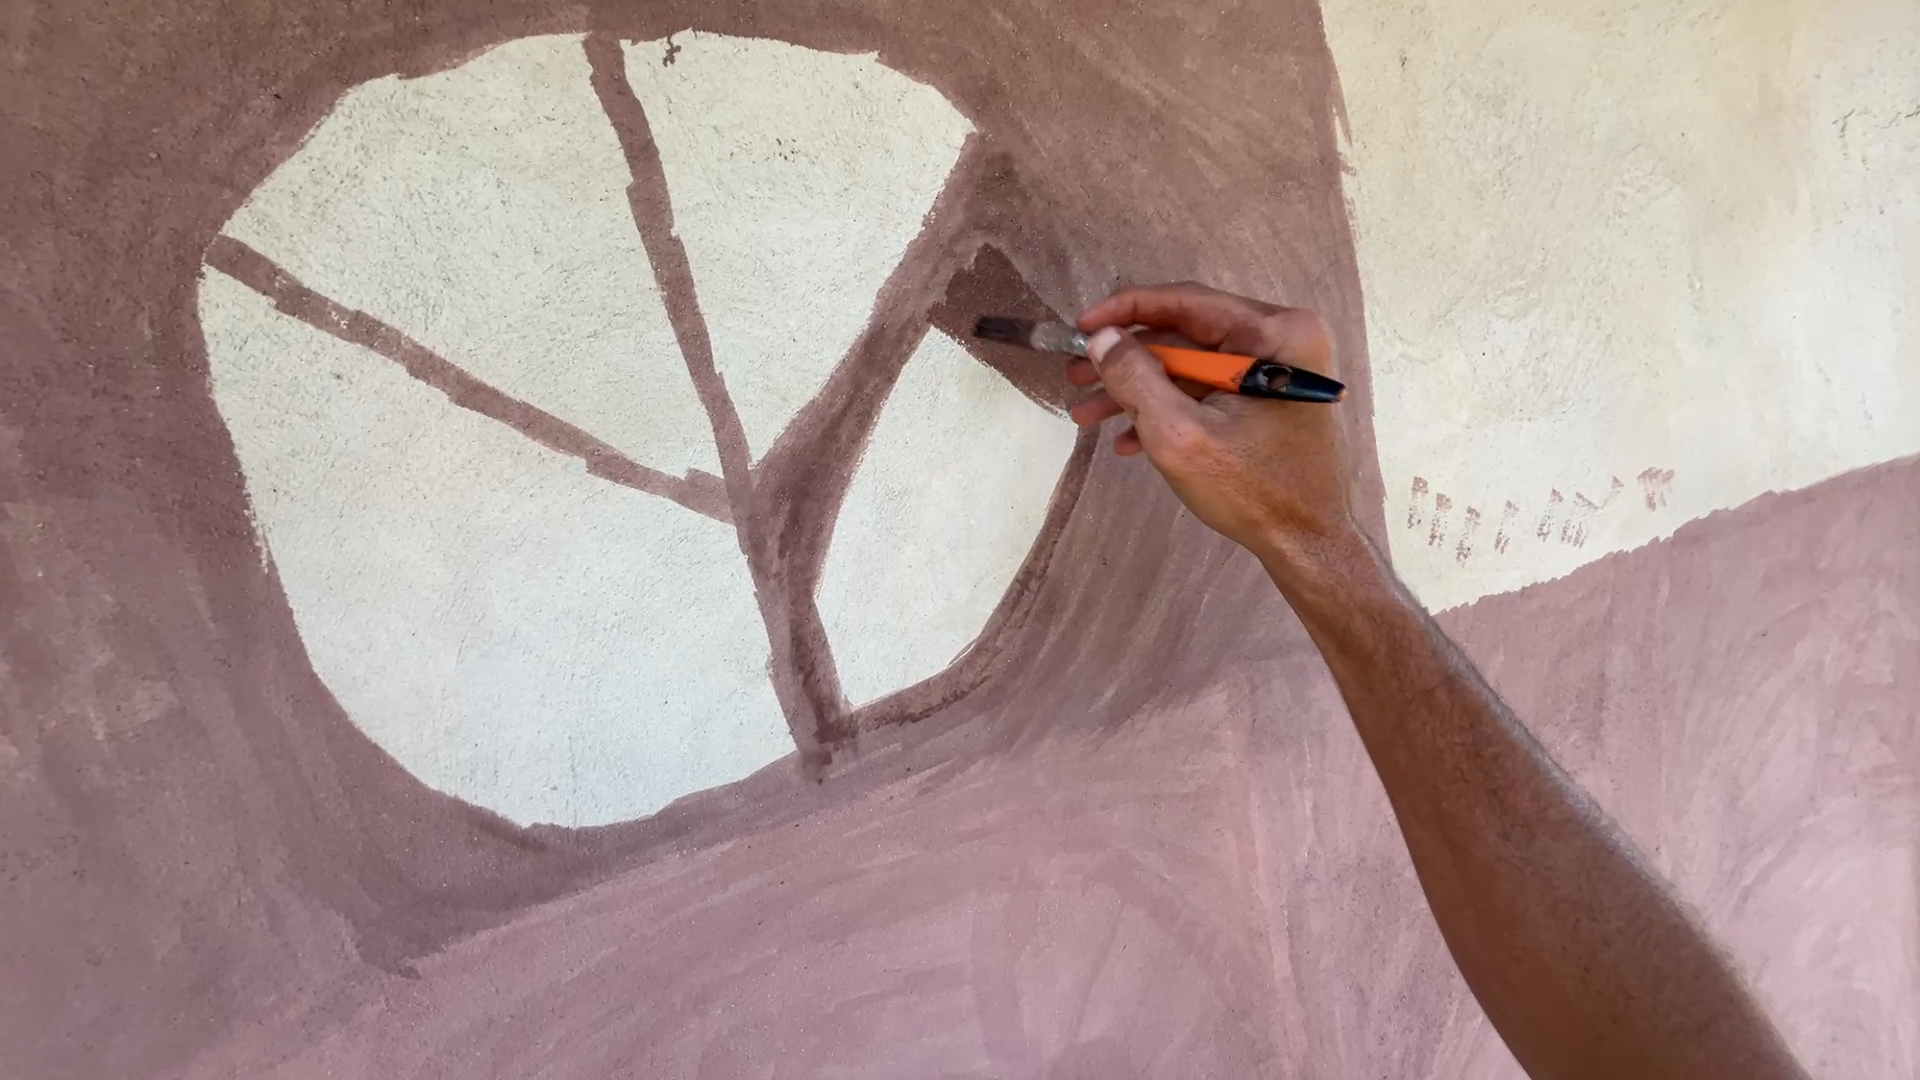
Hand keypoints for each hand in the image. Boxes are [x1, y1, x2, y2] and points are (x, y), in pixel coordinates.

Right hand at [1069, 282, 1363, 574]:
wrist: (1305, 544)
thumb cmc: (1250, 490)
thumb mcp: (1179, 433)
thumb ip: (1135, 379)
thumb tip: (1101, 339)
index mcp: (1272, 333)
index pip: (1185, 302)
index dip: (1124, 311)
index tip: (1080, 328)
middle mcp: (1278, 340)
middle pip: (1182, 337)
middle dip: (1123, 362)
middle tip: (1074, 376)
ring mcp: (1272, 373)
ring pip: (1187, 369)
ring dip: (1136, 392)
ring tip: (1085, 414)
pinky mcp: (1263, 402)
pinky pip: (1204, 393)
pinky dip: (1165, 412)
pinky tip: (1126, 441)